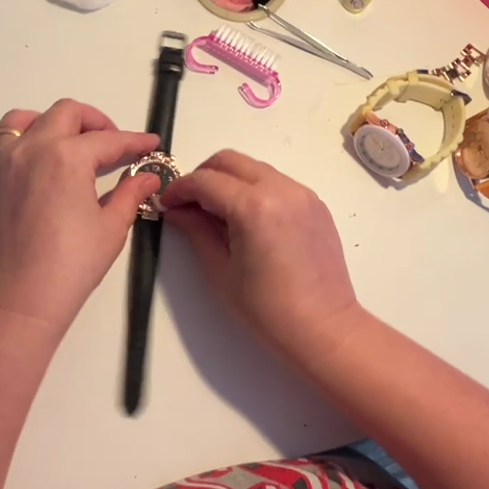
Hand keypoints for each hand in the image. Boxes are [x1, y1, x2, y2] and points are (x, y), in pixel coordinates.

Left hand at [0, 100, 159, 329]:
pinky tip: (13, 161)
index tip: (148, 144)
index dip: (134, 141)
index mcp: (68, 156)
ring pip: (17, 121)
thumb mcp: (112, 227)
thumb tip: (148, 176)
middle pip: (64, 113)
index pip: (108, 140)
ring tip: (59, 140)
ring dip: (43, 122)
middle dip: (93, 121)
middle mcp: (30, 149)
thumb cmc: (73, 264)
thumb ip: (131, 194)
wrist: (24, 297)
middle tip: (109, 142)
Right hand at [161, 150, 360, 362]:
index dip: (179, 188)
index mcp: (253, 207)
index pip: (205, 180)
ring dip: (229, 180)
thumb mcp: (220, 271)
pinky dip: (254, 189)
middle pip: (230, 161)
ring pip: (254, 168)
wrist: (323, 327)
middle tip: (188, 203)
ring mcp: (302, 194)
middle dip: (203, 176)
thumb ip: (196, 231)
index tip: (166, 204)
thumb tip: (177, 210)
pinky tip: (247, 220)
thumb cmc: (266, 309)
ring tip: (217, 214)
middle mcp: (280, 189)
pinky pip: (276, 182)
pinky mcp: (315, 204)